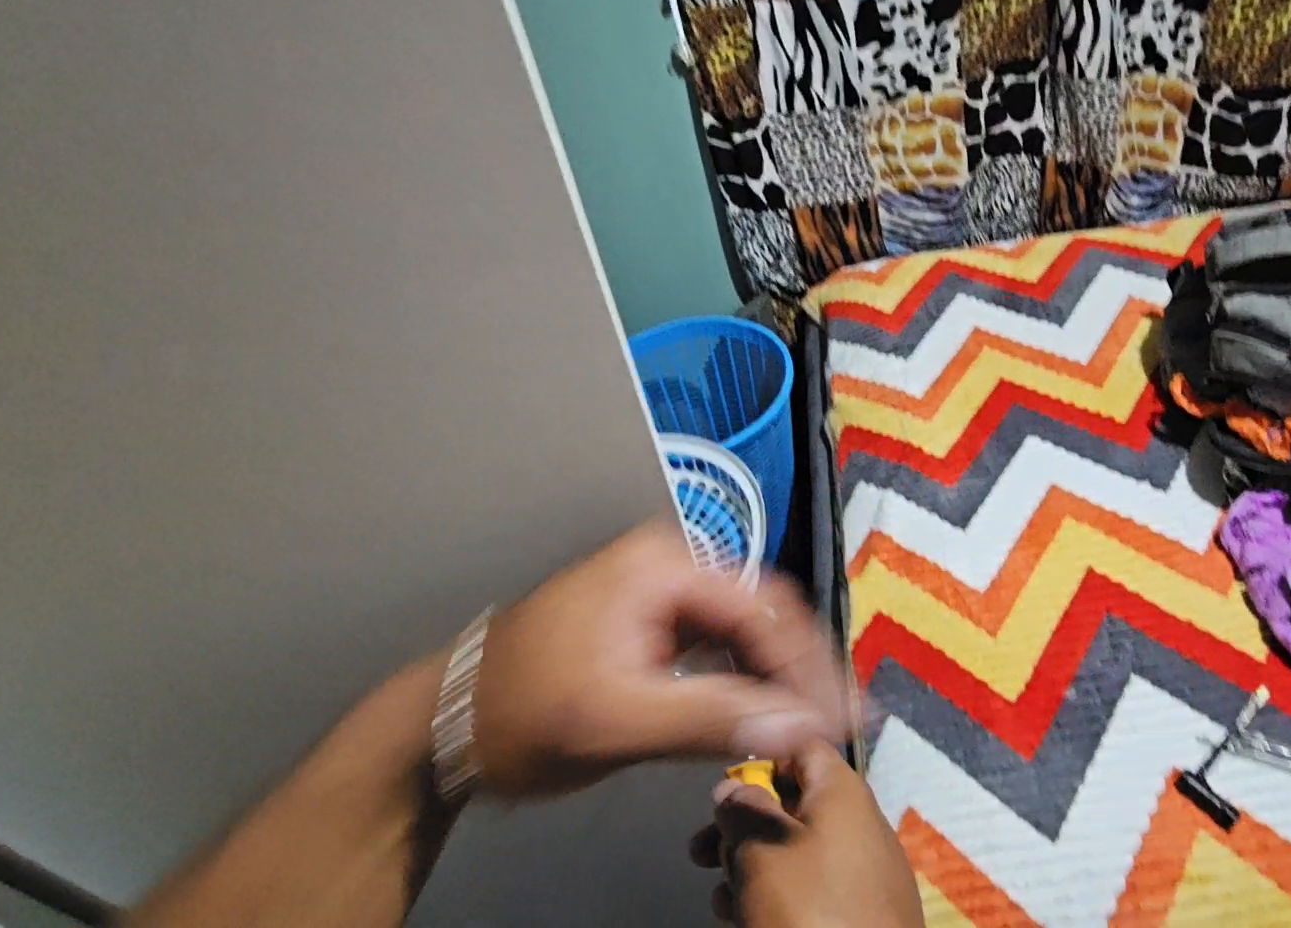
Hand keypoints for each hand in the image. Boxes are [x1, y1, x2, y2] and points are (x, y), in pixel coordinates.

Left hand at [464, 519, 848, 799]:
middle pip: (759, 611)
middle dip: (798, 667)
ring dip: (774, 675)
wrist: (449, 720)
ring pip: (741, 628)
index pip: (762, 608)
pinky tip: (757, 710)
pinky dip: (742, 678)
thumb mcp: (616, 720)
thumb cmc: (522, 713)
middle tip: (833, 724)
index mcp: (662, 566)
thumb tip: (803, 725)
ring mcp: (658, 590)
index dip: (808, 664)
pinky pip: (715, 642)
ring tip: (804, 723)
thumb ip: (712, 718)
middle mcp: (668, 564)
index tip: (841, 717)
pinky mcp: (650, 620)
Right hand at [689, 740, 923, 927]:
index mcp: (843, 791)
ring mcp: (868, 871)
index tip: (721, 793)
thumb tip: (732, 789)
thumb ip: (741, 810)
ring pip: (800, 850)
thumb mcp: (761, 850)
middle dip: (744, 825)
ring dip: (753, 866)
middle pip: (794, 804)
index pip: (798, 749)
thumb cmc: (810, 909)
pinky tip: (745, 919)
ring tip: (720, 897)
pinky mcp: (867, 914)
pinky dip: (780, 894)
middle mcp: (861, 822)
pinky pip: (817, 887)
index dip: (757, 763)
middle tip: (702, 853)